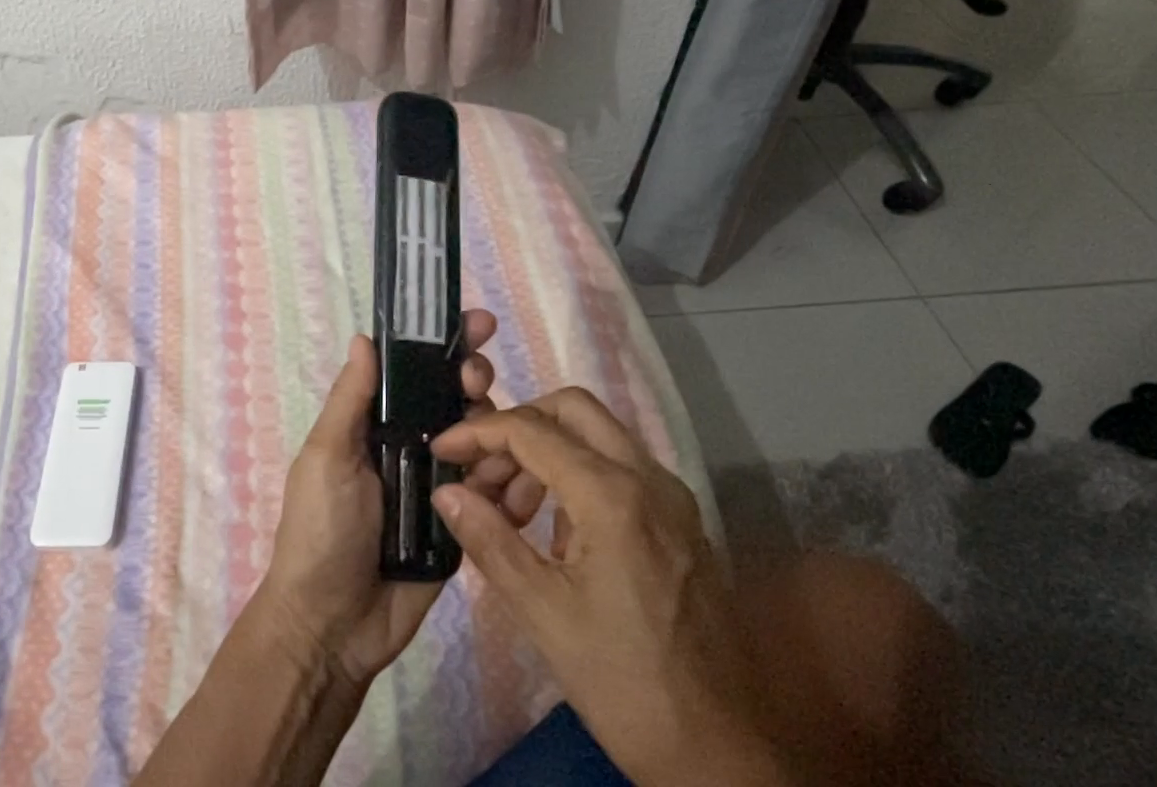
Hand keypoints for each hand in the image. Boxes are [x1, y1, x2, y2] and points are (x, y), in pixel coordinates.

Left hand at [251, 310, 542, 687]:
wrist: (334, 626)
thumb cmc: (321, 533)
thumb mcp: (327, 458)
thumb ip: (351, 400)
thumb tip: (365, 336)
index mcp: (373, 427)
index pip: (412, 373)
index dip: (444, 344)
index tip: (477, 323)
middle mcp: (408, 448)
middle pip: (454, 399)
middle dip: (473, 379)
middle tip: (476, 384)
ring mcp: (438, 486)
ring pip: (482, 438)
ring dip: (497, 425)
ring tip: (496, 437)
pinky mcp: (461, 523)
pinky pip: (493, 488)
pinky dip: (509, 474)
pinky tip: (517, 473)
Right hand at [428, 389, 792, 786]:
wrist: (715, 746)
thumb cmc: (620, 680)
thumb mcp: (540, 611)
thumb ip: (489, 539)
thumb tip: (447, 492)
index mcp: (613, 497)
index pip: (532, 431)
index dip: (478, 433)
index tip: (441, 452)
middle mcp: (651, 479)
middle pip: (573, 409)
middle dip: (518, 428)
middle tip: (482, 475)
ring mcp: (674, 498)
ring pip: (600, 436)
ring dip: (547, 452)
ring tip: (509, 511)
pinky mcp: (682, 521)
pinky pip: (621, 469)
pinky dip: (578, 475)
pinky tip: (554, 531)